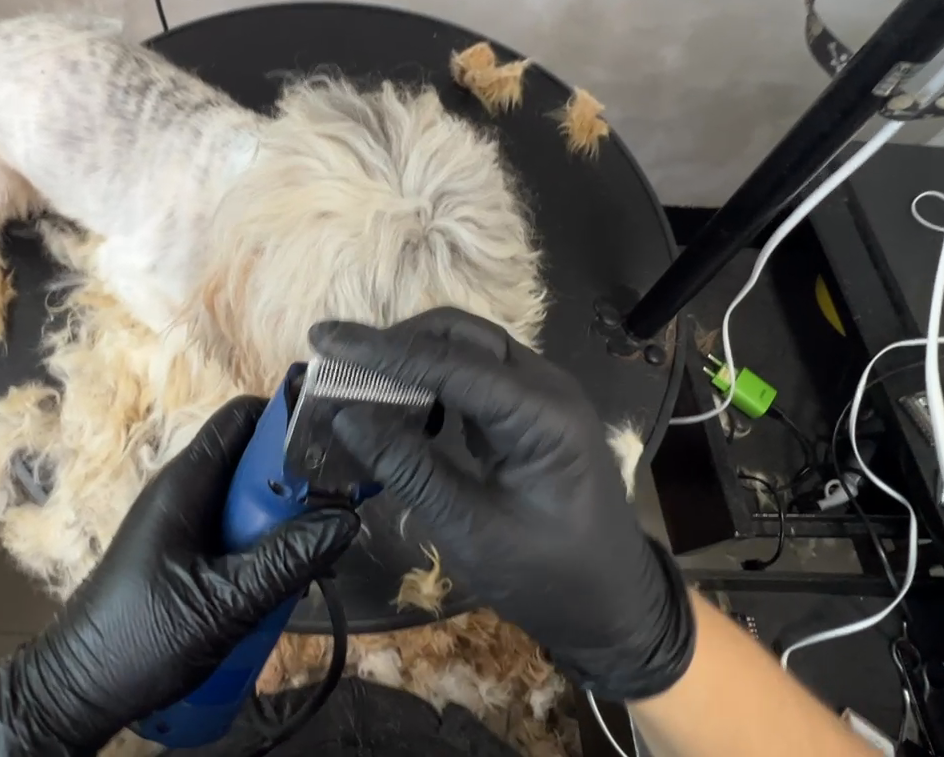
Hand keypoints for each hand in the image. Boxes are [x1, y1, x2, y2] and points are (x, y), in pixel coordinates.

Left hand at [0, 396, 360, 756]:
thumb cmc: (143, 637)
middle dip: (294, 479)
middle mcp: (185, 488)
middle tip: (337, 507)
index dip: (287, 418)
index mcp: (187, 480)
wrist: (78, 689)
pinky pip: (232, 529)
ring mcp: (182, 519)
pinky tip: (288, 578)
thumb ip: (286, 560)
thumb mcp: (224, 602)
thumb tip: (347, 518)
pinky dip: (263, 543)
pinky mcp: (183, 550)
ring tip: (321, 549)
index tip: (334, 442)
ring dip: (282, 518)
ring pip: (245, 498)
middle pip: (250, 458)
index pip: (242, 417)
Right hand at [313, 308, 694, 701]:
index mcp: (542, 415)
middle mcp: (546, 386)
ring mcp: (541, 393)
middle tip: (339, 363)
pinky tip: (399, 401)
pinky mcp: (529, 408)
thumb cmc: (550, 579)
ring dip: (411, 356)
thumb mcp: (471, 532)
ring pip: (466, 347)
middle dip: (396, 343)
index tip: (326, 339)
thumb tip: (346, 414)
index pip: (450, 362)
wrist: (617, 608)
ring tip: (358, 379)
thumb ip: (408, 467)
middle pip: (461, 335)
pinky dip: (430, 378)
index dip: (383, 350)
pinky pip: (473, 373)